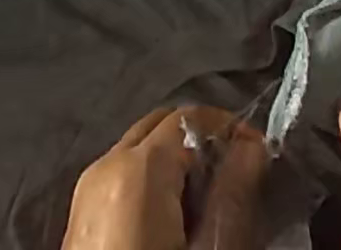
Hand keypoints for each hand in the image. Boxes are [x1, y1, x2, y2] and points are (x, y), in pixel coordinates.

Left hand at [63, 105, 269, 249]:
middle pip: (162, 125)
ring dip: (179, 162)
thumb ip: (234, 194)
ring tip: (210, 205)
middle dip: (202, 142)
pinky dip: (154, 182)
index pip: (190, 117)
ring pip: (142, 148)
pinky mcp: (80, 217)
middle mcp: (104, 164)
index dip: (228, 128)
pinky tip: (175, 224)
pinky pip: (123, 175)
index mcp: (136, 168)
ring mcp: (86, 191)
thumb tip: (253, 147)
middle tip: (237, 178)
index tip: (260, 155)